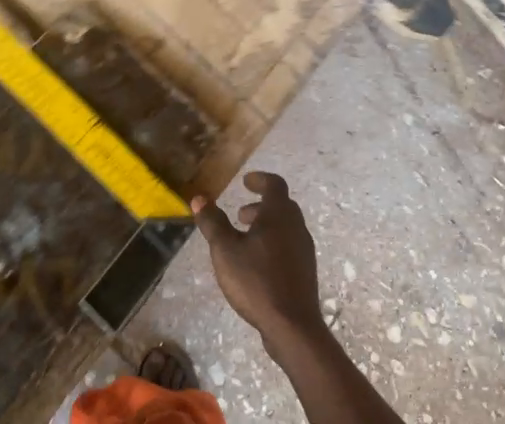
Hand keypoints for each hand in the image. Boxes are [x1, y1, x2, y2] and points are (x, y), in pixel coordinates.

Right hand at [191, 171, 324, 347]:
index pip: (275, 184)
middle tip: (241, 214)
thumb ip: (213, 223)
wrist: (293, 326)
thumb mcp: (225, 250)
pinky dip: (273, 243)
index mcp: (279, 215)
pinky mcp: (305, 271)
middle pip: (281, 206)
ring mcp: (304, 250)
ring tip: (244, 240)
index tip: (245, 182)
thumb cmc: (256, 281)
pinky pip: (289, 246)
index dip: (260, 179)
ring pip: (286, 227)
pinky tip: (257, 264)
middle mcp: (296, 227)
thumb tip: (199, 198)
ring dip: (266, 226)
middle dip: (260, 206)